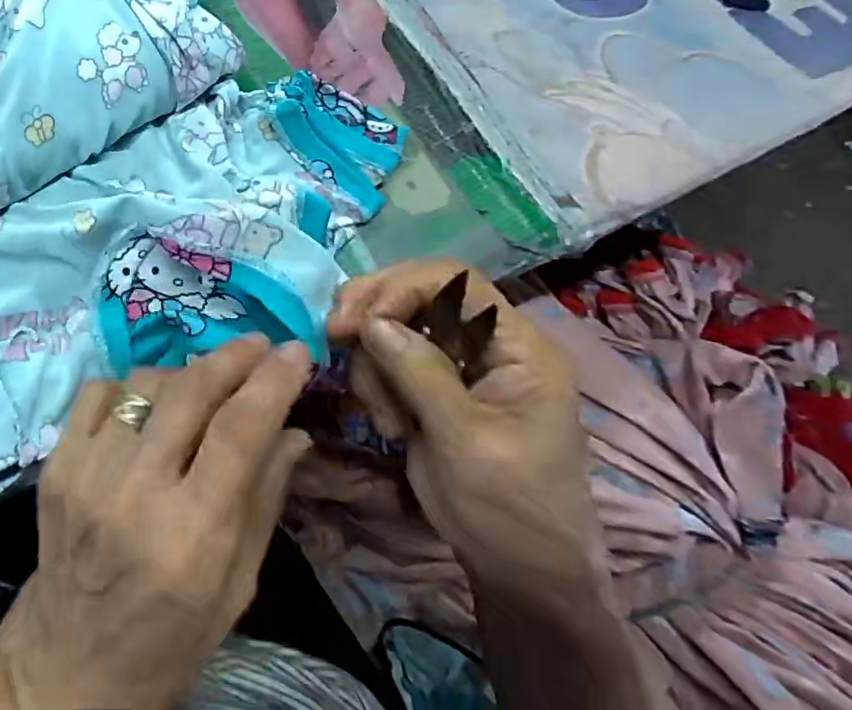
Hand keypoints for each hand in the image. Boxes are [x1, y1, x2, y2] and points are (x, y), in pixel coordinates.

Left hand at [0, 336, 313, 709]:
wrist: (73, 656)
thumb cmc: (171, 634)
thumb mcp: (236, 585)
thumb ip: (263, 499)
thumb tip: (294, 430)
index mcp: (191, 536)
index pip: (238, 433)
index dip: (271, 382)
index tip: (294, 351)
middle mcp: (135, 493)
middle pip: (188, 393)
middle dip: (231, 359)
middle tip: (256, 345)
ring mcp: (86, 472)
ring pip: (143, 385)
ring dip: (183, 373)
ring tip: (206, 381)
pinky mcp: (55, 463)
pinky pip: (97, 393)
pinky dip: (130, 386)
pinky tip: (149, 401)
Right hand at [326, 261, 603, 593]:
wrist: (517, 568)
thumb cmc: (510, 507)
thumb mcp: (466, 441)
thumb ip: (421, 374)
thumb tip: (371, 322)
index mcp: (517, 347)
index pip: (455, 282)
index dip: (401, 288)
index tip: (358, 322)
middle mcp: (485, 343)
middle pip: (415, 293)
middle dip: (371, 314)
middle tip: (335, 337)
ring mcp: (454, 363)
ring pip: (390, 326)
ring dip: (371, 363)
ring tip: (385, 419)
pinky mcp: (427, 385)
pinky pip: (383, 359)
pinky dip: (371, 382)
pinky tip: (387, 424)